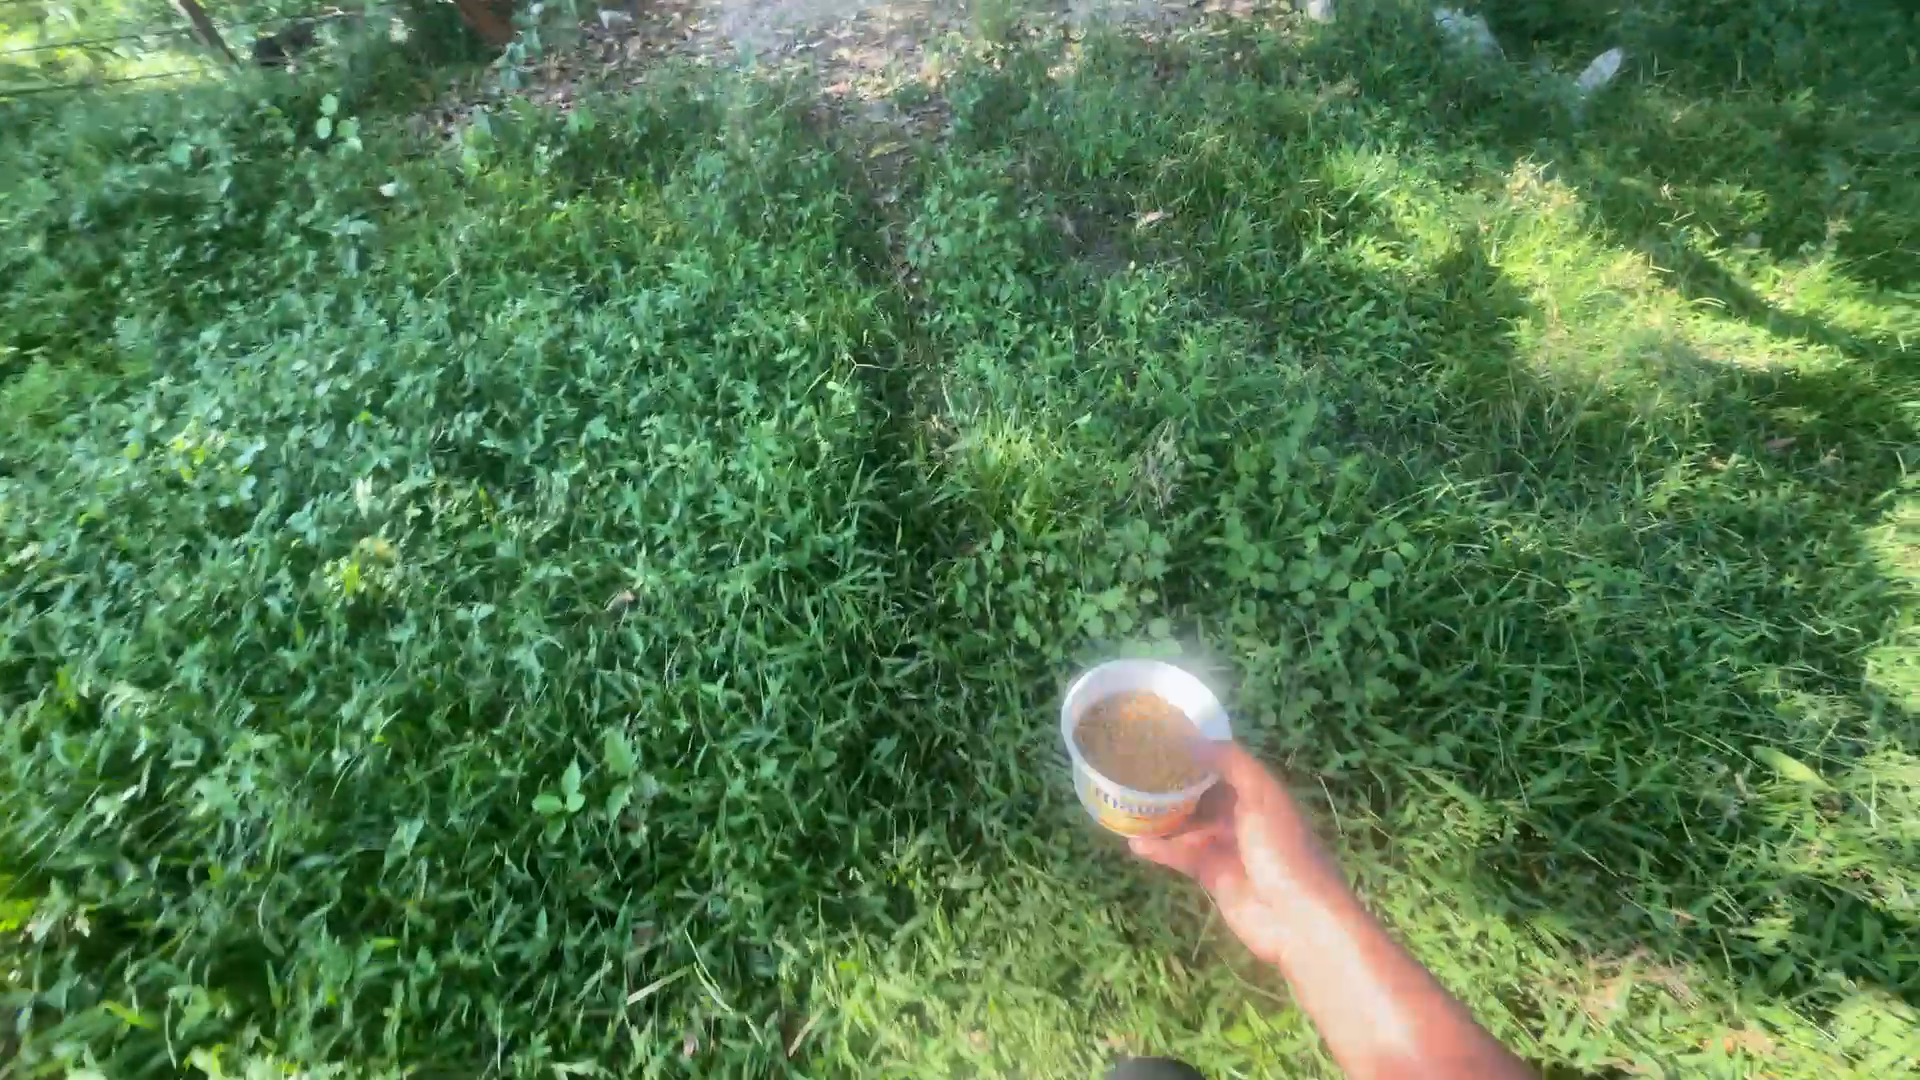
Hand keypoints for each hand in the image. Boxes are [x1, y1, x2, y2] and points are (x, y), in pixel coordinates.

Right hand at [1128, 741, 1347, 963]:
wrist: (1297, 920)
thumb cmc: (1282, 849)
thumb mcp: (1263, 795)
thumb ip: (1231, 762)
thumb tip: (1191, 739)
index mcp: (1257, 794)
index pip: (1220, 765)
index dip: (1193, 753)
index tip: (1160, 740)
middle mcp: (1240, 816)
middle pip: (1199, 794)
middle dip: (1171, 784)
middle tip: (1135, 769)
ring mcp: (1225, 846)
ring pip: (1186, 824)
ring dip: (1160, 816)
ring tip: (1127, 803)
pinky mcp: (1211, 875)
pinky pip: (1181, 855)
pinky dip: (1160, 848)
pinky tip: (1135, 842)